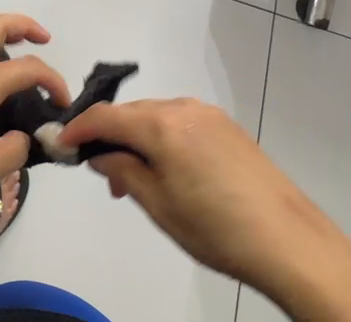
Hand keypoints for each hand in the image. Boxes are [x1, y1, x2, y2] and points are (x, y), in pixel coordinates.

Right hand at [60, 99, 350, 321]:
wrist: (290, 242)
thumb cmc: (217, 228)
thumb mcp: (159, 207)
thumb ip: (123, 173)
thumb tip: (100, 156)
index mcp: (162, 125)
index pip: (106, 116)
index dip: (78, 128)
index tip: (60, 144)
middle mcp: (183, 108)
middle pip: (132, 113)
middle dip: (110, 136)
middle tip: (100, 173)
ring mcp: (209, 115)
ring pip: (157, 117)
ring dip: (138, 139)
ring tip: (136, 179)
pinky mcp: (228, 128)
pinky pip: (181, 123)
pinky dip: (164, 139)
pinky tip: (168, 170)